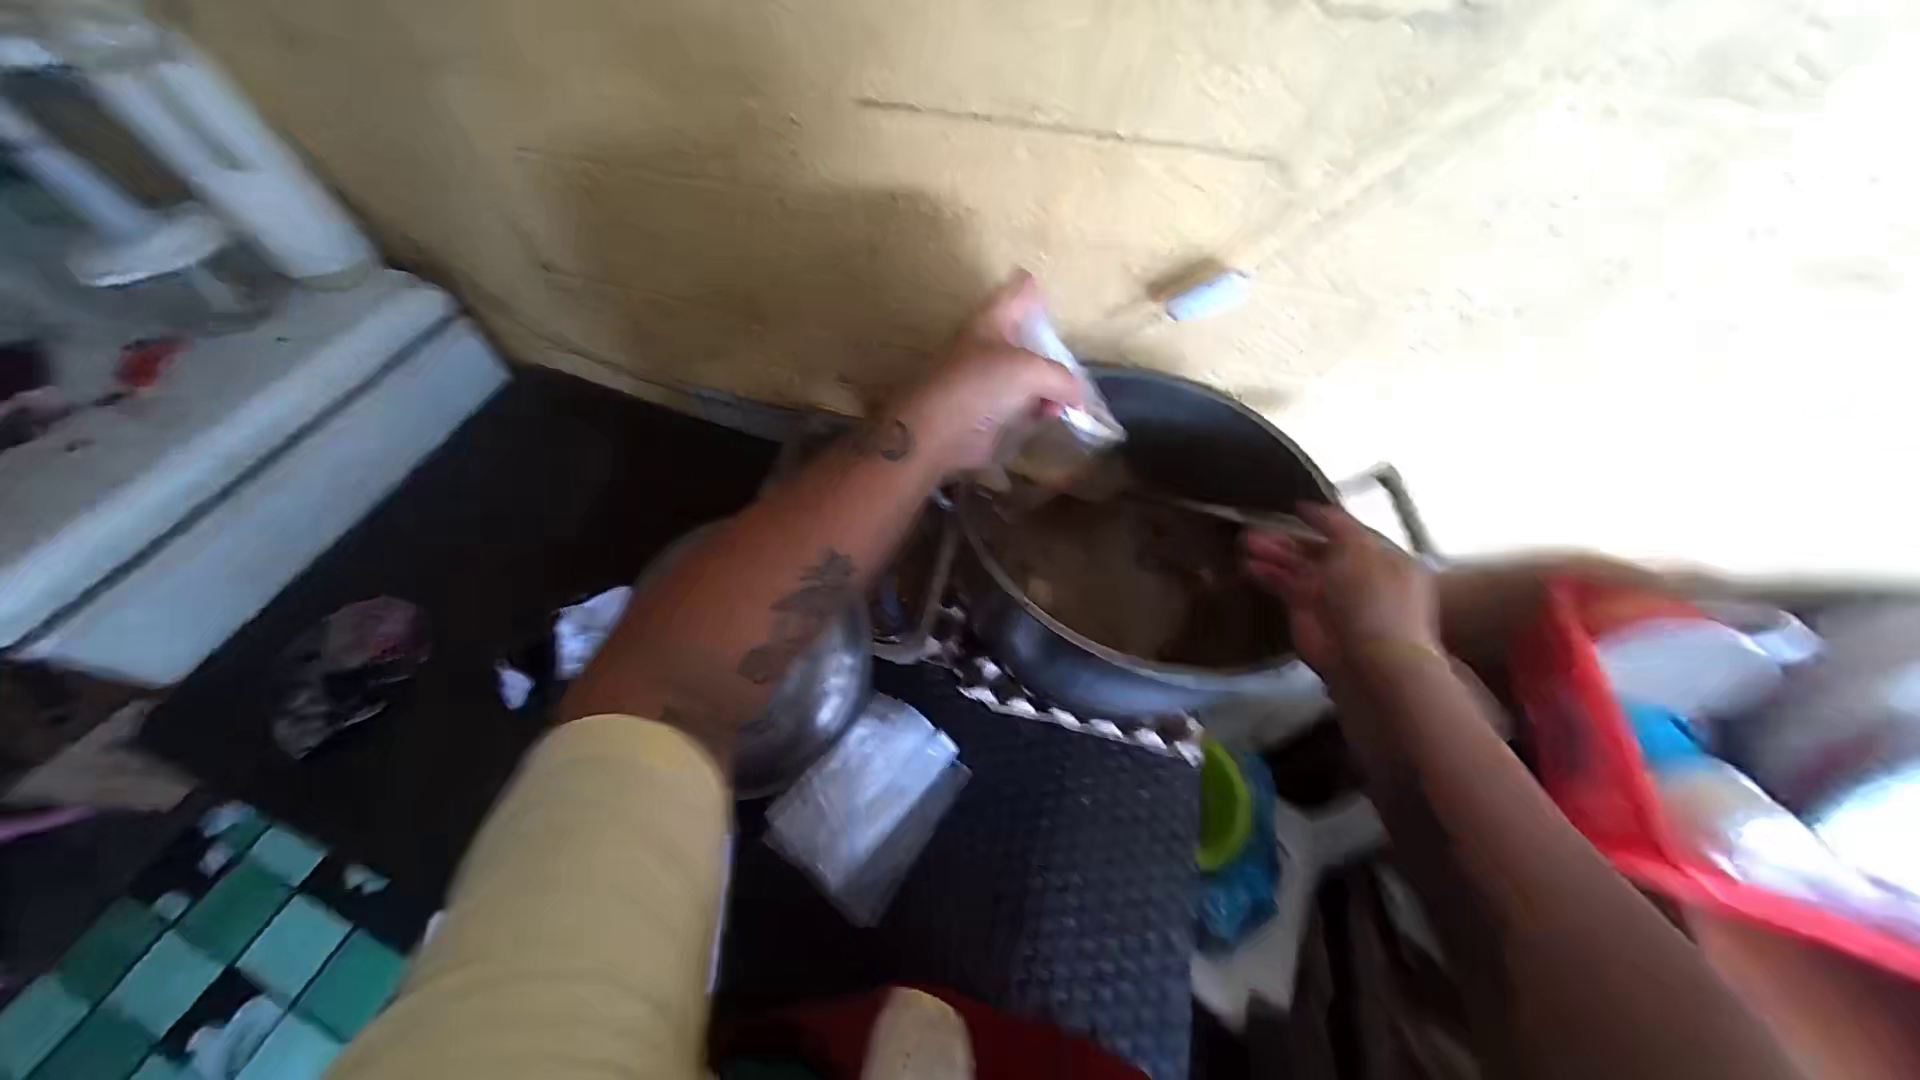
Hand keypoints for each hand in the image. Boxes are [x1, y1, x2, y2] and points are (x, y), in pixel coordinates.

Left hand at [887, 272, 1083, 472]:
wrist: (936, 432)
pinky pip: (1020, 407)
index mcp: (992, 322)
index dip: (1031, 287)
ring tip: (1065, 403)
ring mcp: (985, 382)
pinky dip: (1036, 411)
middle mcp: (987, 346)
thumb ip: (1061, 379)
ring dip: (1048, 389)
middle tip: (1072, 366)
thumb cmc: (980, 386)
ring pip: (1026, 378)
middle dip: (1051, 351)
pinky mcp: (986, 413)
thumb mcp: (1030, 372)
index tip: (1043, 286)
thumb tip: (1076, 396)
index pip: (1016, 292)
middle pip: (1026, 339)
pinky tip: (1049, 417)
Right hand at [1243, 504, 1438, 679]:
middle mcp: (1354, 574)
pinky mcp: (1306, 614)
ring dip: (1271, 553)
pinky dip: (1267, 575)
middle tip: (1256, 528)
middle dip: (1287, 538)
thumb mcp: (1359, 549)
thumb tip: (1311, 508)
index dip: (1321, 520)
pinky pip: (1284, 587)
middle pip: (1315, 550)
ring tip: (1245, 541)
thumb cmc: (1371, 598)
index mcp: (1378, 557)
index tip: (1294, 509)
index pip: (1346, 532)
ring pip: (1295, 567)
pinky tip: (1249, 564)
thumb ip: (1336, 525)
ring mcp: (1329, 595)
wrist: (1366, 657)